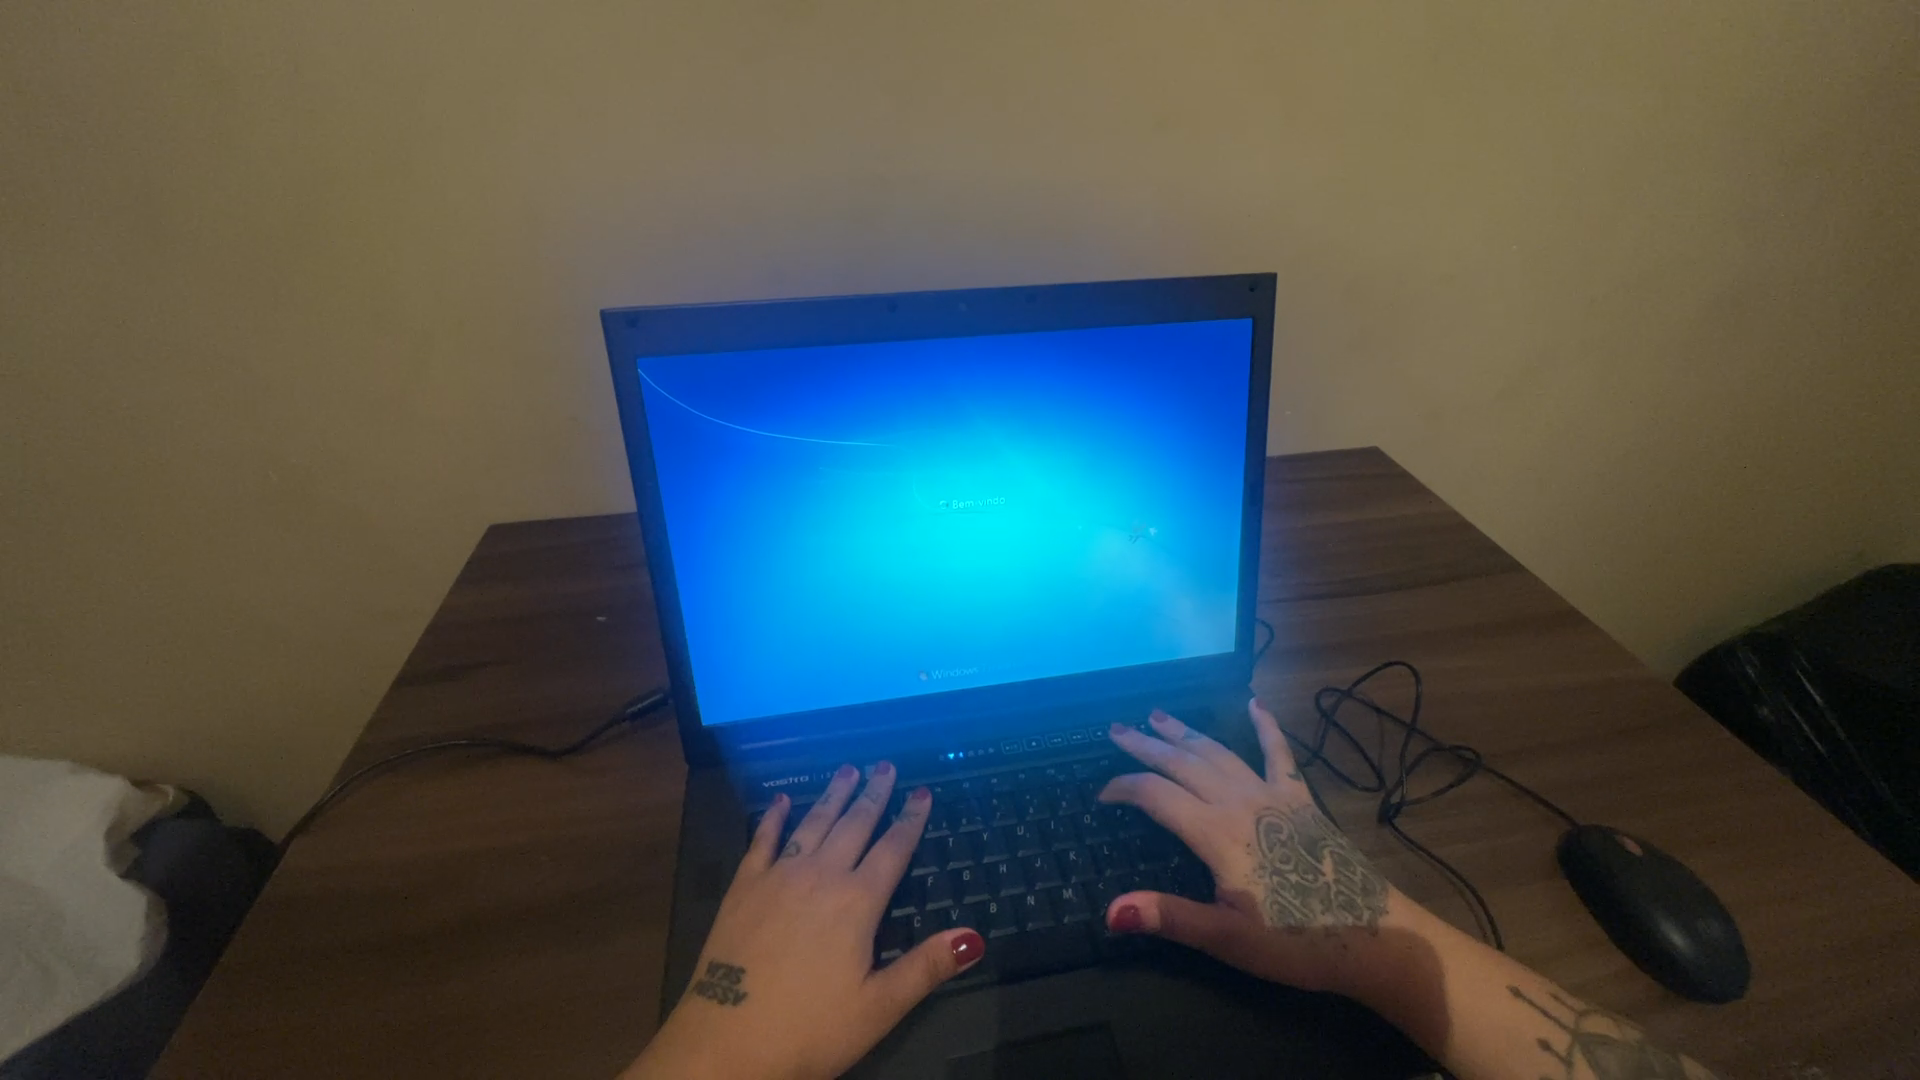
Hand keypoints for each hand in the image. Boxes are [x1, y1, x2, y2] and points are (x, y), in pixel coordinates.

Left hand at [623, 763, 984, 1079]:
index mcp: (858, 902)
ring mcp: (779, 876)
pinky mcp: (744, 886)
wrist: (726, 1041)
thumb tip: (974, 936)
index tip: (922, 791)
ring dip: (833, 795)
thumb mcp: (878, 1007)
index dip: (911, 819)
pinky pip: (762, 841)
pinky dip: (774, 818)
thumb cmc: (809, 1028)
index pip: (893, 849)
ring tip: (847, 769)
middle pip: (854, 825)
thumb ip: (926, 967)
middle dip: (873, 793)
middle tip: (885, 765)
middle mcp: (821, 875)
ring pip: (814, 823)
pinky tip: (781, 801)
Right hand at [1098, 700, 1416, 994]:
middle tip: (1116, 728)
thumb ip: (1169, 916)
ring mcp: (1272, 795)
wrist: (1378, 937)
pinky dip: (1266, 727)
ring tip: (1157, 715)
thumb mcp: (1227, 939)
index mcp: (1216, 832)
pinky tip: (1256, 703)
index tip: (1100, 794)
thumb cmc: (1297, 942)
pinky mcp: (1301, 800)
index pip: (1154, 796)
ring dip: (1185, 732)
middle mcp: (1238, 801)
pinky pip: (1280, 755)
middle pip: (1181, 762)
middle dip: (1144, 745)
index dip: (1122, 789)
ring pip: (1218, 752)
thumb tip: (1111, 911)